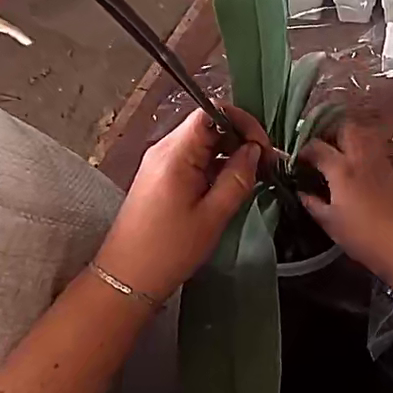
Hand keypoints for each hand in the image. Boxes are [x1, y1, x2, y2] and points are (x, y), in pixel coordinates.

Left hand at [96, 104, 267, 301]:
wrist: (125, 279)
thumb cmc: (170, 250)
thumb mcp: (213, 215)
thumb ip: (238, 177)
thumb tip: (255, 150)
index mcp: (175, 154)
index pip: (212, 112)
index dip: (242, 122)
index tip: (263, 148)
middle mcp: (165, 150)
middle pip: (210, 125)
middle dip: (242, 138)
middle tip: (267, 164)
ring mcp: (161, 162)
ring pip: (204, 142)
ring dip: (232, 152)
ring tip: (257, 175)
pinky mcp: (162, 176)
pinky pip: (195, 158)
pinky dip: (218, 164)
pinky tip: (234, 183)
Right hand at [296, 122, 392, 270]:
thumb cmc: (360, 234)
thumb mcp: (329, 221)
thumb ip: (312, 202)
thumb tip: (301, 192)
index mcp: (341, 168)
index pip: (317, 146)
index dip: (303, 151)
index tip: (296, 161)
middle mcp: (360, 156)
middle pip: (344, 127)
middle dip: (329, 132)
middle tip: (319, 148)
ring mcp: (378, 160)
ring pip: (362, 133)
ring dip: (347, 136)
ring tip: (336, 151)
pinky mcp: (390, 169)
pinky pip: (373, 147)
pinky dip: (361, 147)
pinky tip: (354, 164)